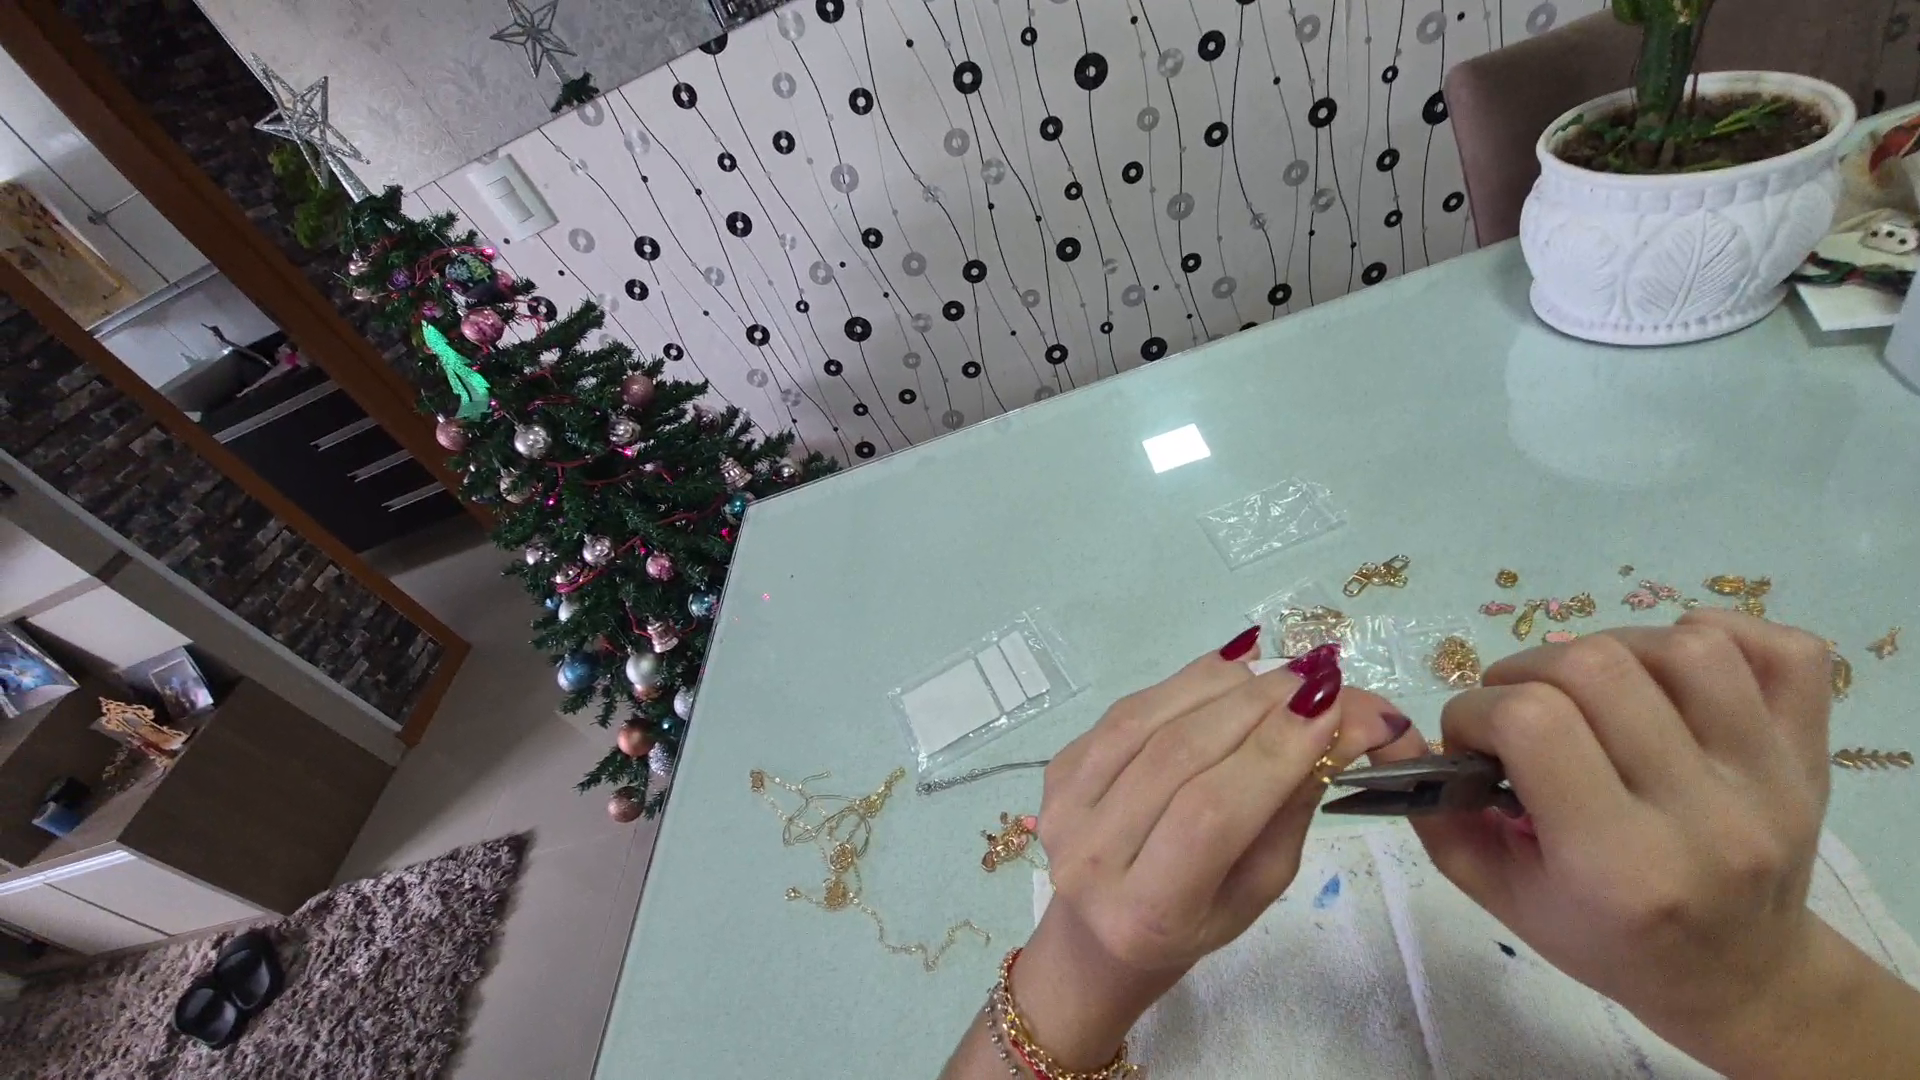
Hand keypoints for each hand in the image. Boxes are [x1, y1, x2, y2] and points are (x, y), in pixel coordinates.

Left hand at [1007, 631, 1411, 1068]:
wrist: (1100, 928)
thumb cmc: (1194, 921)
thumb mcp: (1256, 889)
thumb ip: (1290, 810)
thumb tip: (1340, 723)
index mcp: (1148, 911)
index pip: (1211, 813)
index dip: (1273, 752)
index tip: (1333, 705)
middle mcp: (1092, 855)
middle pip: (1177, 757)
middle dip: (1254, 707)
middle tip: (1314, 675)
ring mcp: (1062, 806)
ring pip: (1145, 721)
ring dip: (1218, 685)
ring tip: (1275, 668)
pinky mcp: (1055, 768)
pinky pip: (1124, 712)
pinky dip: (1180, 683)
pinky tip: (1226, 668)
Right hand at [1374, 611, 1838, 1060]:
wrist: (1739, 974)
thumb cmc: (1597, 934)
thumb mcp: (1490, 888)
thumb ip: (1428, 809)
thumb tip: (1384, 727)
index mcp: (1618, 862)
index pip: (1529, 721)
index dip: (1474, 713)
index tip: (1472, 746)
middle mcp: (1705, 815)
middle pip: (1594, 668)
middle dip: (1523, 673)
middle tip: (1517, 714)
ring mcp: (1774, 780)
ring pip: (1683, 647)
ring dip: (1606, 649)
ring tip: (1586, 690)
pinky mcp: (1814, 756)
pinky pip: (1786, 652)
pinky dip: (1717, 636)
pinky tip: (1667, 672)